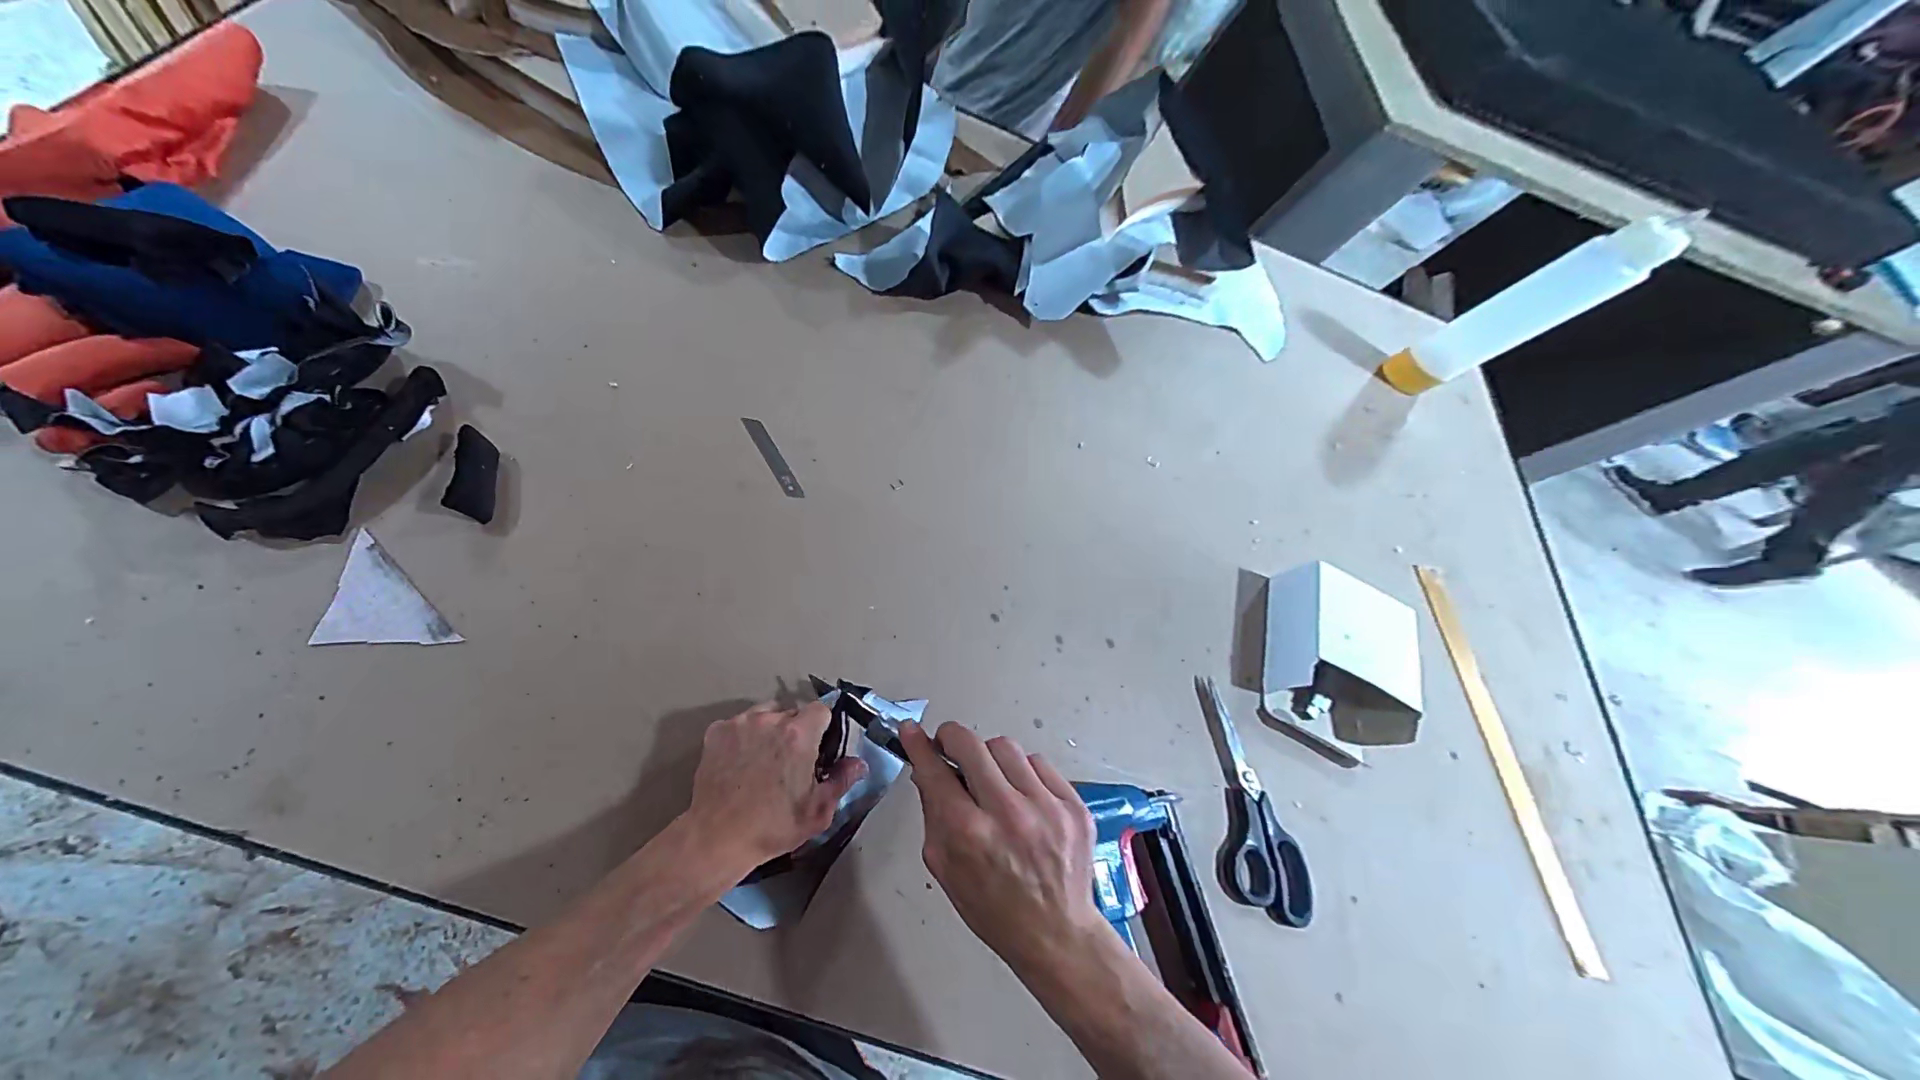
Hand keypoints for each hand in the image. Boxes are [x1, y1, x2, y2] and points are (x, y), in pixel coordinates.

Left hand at [682, 701, 866, 870]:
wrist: (716, 839)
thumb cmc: (772, 826)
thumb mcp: (818, 810)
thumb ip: (841, 780)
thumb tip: (858, 764)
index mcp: (799, 734)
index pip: (821, 709)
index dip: (823, 727)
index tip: (818, 748)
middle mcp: (770, 719)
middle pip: (792, 711)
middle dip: (795, 730)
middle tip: (790, 761)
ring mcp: (740, 723)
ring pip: (764, 715)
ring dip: (769, 730)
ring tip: (763, 760)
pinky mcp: (716, 732)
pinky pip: (738, 725)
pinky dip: (743, 737)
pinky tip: (740, 762)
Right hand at [901, 721, 1106, 975]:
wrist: (1056, 933)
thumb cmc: (996, 908)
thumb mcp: (946, 868)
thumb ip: (933, 815)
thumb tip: (927, 772)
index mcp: (968, 833)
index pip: (934, 770)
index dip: (918, 745)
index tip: (912, 732)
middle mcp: (1007, 814)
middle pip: (970, 743)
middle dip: (951, 738)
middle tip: (949, 746)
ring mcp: (1045, 807)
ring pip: (1006, 747)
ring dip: (990, 756)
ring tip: (991, 780)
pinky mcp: (1072, 805)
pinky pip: (1039, 762)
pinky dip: (1024, 772)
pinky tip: (1021, 795)